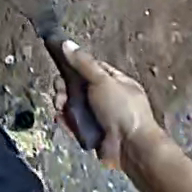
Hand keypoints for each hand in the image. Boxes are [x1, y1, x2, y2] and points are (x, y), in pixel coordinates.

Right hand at [56, 41, 165, 170]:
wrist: (132, 149)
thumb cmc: (122, 110)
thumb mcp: (102, 81)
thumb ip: (83, 63)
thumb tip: (66, 43)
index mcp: (117, 83)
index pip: (92, 68)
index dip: (76, 66)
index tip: (62, 66)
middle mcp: (108, 99)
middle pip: (79, 87)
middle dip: (65, 87)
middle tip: (60, 92)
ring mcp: (100, 117)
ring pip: (74, 105)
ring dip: (63, 104)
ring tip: (60, 106)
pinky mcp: (92, 133)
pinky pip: (74, 123)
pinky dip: (66, 120)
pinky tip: (61, 118)